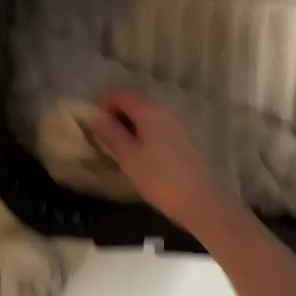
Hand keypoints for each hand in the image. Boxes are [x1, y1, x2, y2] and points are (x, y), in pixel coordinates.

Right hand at [89, 91, 236, 228]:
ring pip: (146, 114)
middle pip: (133, 102)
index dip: (103, 106)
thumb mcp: (128, 157)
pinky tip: (143, 155)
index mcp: (149, 111)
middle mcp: (165, 109)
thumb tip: (95, 117)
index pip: (119, 94)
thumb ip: (110, 133)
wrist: (200, 201)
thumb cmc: (159, 179)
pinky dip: (144, 132)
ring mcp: (177, 121)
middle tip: (106, 141)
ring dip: (130, 126)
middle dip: (116, 116)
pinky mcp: (184, 135)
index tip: (96, 128)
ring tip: (122, 150)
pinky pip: (157, 125)